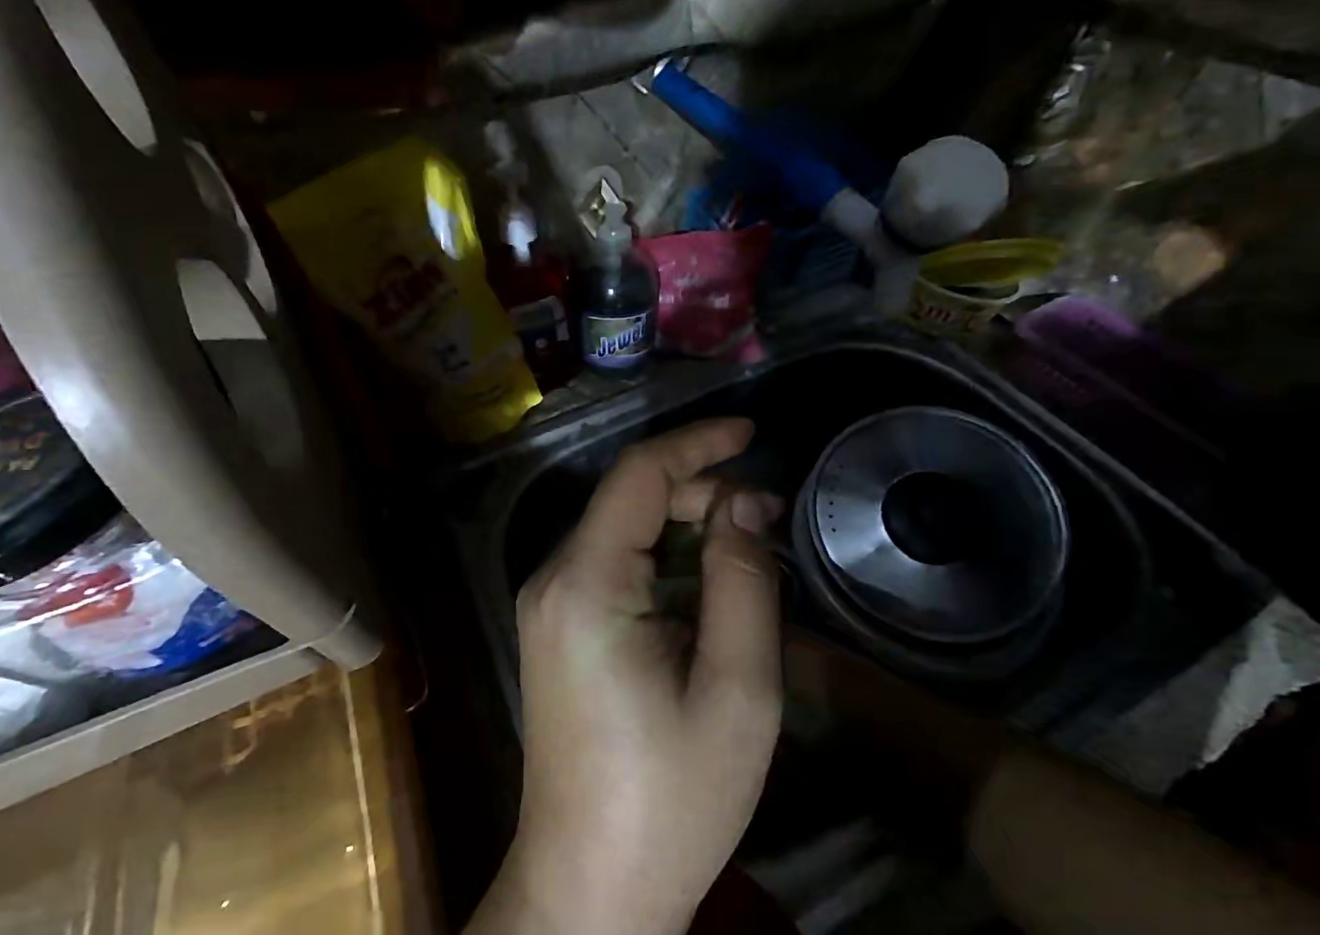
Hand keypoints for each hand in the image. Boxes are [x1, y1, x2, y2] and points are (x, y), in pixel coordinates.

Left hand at [467, 419, 786, 934]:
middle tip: (769, 518)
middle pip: (631, 498)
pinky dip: (667, 558)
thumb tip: (743, 502)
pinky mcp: (560, 629)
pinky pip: (616, 565)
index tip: (751, 433)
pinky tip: (710, 585)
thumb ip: (742, 579)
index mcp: (588, 583)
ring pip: (625, 530)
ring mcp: (550, 605)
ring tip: (751, 548)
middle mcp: (554, 579)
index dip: (697, 442)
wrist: (590, 886)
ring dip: (688, 525)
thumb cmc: (672, 798)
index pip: (640, 474)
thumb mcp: (736, 688)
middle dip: (701, 490)